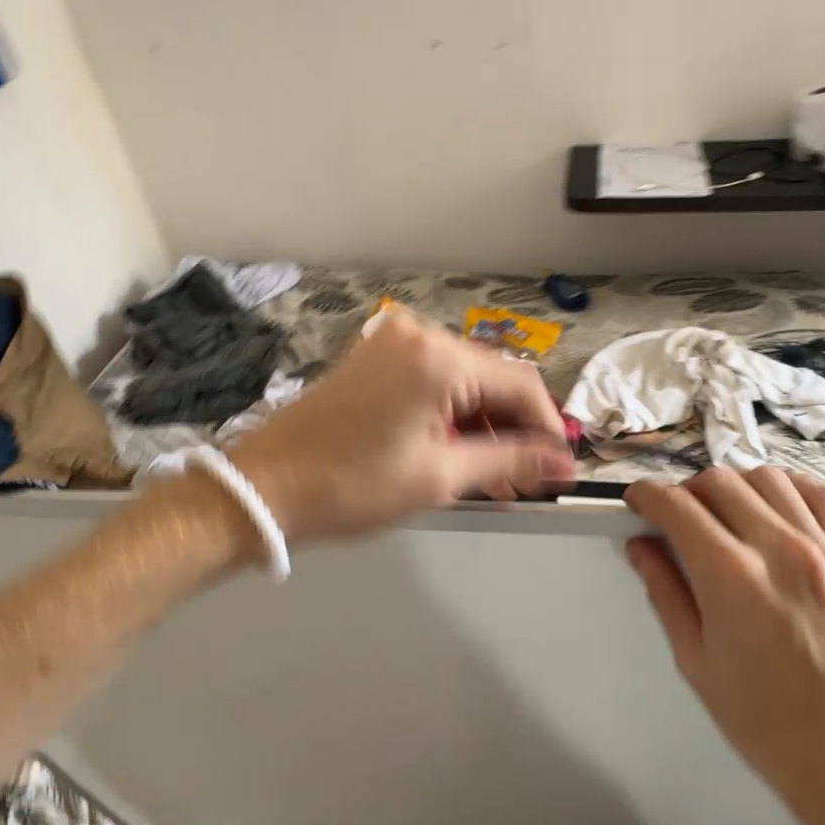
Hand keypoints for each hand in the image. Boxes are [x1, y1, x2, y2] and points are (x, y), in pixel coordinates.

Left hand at [226, 311, 574, 544]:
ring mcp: (391, 343)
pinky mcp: (373, 359)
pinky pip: (432, 382)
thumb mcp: (440, 477)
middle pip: (492, 380)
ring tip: (496, 480)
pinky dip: (451, 416)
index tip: (561, 467)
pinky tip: (460, 454)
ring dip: (484, 427)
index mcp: (438, 357)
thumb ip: (510, 462)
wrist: (262, 489)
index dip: (547, 428)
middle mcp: (418, 335)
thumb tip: (562, 463)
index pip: (521, 384)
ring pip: (464, 382)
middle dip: (514, 430)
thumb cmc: (351, 486)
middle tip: (529, 481)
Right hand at [624, 467, 824, 824]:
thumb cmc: (762, 721)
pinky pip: (821, 496)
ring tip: (721, 513)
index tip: (637, 502)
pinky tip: (773, 508)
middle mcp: (782, 552)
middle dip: (686, 490)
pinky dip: (789, 488)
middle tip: (674, 517)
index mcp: (734, 581)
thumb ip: (664, 591)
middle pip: (721, 482)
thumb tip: (641, 547)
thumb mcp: (694, 660)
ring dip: (735, 485)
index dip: (648, 497)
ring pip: (770, 477)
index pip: (679, 508)